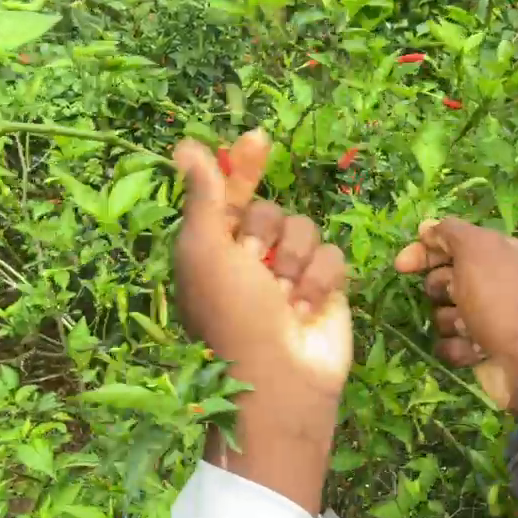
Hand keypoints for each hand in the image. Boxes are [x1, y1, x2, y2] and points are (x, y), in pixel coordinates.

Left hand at [172, 130, 351, 511]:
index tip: (258, 139)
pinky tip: (308, 310)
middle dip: (268, 235)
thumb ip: (204, 196)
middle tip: (257, 267)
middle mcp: (252, 258)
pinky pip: (332, 256)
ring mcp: (291, 274)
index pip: (229, 195)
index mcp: (214, 249)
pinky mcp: (325, 290)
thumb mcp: (206, 251)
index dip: (242, 168)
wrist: (282, 378)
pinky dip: (321, 282)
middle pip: (271, 208)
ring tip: (286, 300)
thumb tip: (185, 144)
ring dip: (295, 263)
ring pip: (305, 229)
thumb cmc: (234, 315)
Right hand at [394, 218, 517, 415]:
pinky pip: (450, 344)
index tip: (401, 265)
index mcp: (497, 253)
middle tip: (454, 296)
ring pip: (442, 314)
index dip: (425, 251)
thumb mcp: (476, 252)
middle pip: (443, 279)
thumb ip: (450, 233)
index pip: (451, 242)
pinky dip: (458, 348)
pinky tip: (475, 351)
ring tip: (468, 328)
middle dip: (439, 289)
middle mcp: (492, 282)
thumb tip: (428, 226)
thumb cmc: (502, 302)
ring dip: (448, 321)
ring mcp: (486, 318)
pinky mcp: (479, 349)